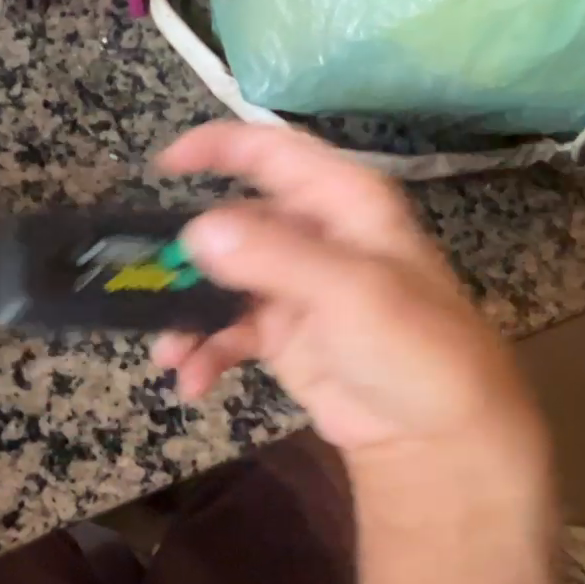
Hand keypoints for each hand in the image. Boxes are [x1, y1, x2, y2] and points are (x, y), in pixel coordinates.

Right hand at [152, 124, 542, 471]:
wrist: (433, 435)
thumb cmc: (412, 350)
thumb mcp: (349, 293)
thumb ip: (272, 257)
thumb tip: (196, 232)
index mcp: (342, 207)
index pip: (275, 155)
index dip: (219, 147)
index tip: (163, 165)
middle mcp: (313, 240)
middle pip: (232, 228)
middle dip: (187, 261)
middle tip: (150, 285)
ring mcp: (293, 291)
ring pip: (220, 286)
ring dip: (188, 318)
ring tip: (170, 354)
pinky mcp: (279, 337)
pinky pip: (225, 334)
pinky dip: (205, 355)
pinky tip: (193, 382)